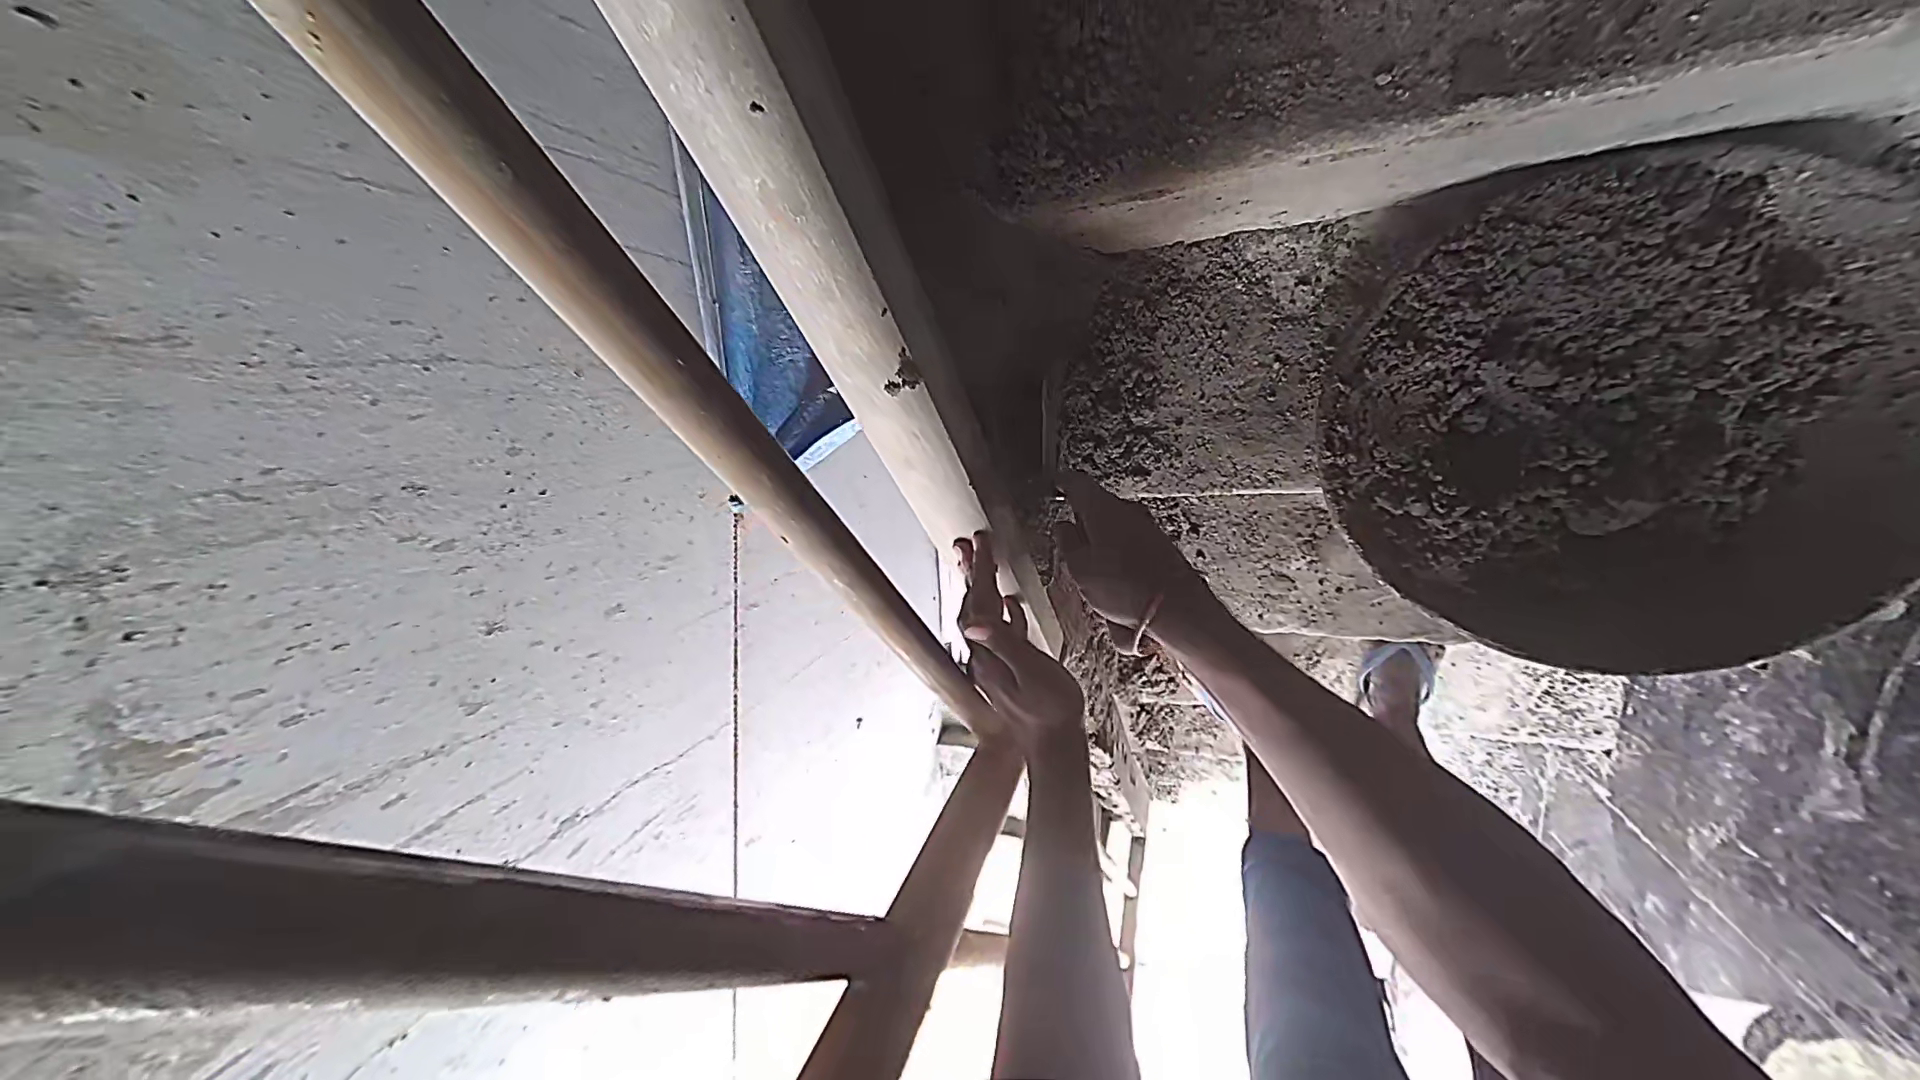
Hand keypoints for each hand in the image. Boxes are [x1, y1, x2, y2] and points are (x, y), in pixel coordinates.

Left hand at [955, 530, 1085, 755]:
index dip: (979, 570)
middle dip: (972, 572)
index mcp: (989, 653)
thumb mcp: (1032, 674)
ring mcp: (995, 662)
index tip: (979, 542)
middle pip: (974, 605)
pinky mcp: (1008, 669)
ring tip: (981, 563)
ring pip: (984, 616)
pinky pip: (1000, 632)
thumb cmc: (1050, 712)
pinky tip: (1010, 605)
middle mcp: (984, 656)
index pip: (980, 602)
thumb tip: (973, 623)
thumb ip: (1004, 645)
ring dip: (982, 587)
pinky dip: (1002, 612)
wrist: (1053, 746)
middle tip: (969, 544)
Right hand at [1052, 470, 1220, 651]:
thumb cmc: (1128, 587)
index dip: (1062, 482)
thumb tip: (1063, 528)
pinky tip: (1117, 582)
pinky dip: (1121, 558)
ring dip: (1103, 543)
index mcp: (1102, 509)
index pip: (1077, 482)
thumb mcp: (1079, 568)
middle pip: (1098, 506)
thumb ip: (1067, 541)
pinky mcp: (1161, 546)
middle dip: (1083, 521)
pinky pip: (1132, 545)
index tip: (1057, 483)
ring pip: (1116, 527)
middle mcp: (1128, 511)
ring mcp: (1148, 528)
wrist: (1176, 608)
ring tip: (1095, 571)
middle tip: (1070, 540)